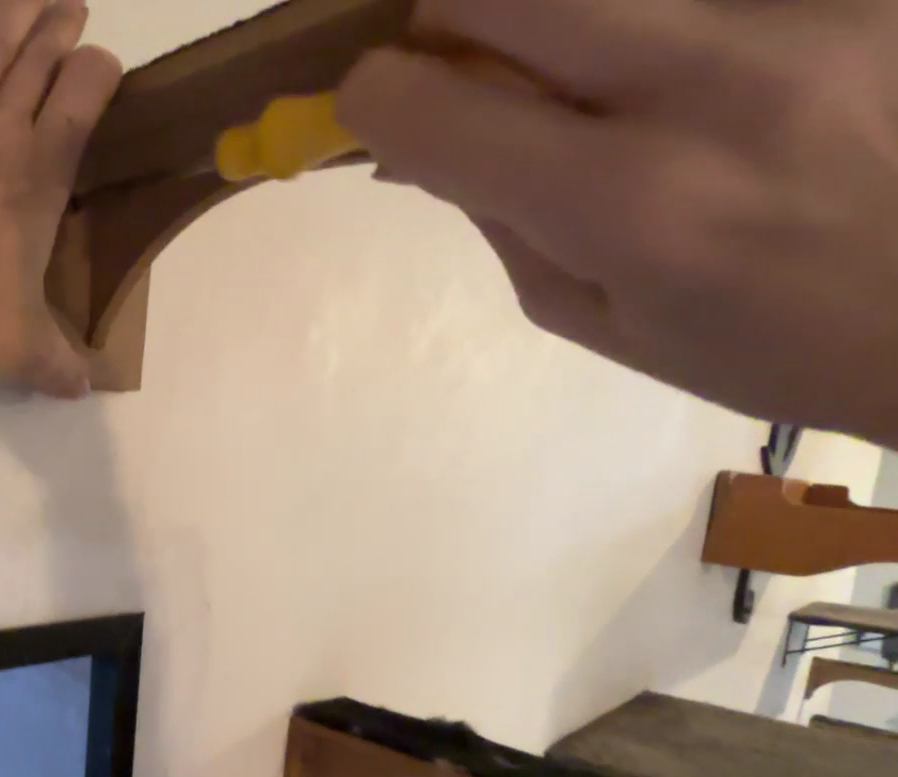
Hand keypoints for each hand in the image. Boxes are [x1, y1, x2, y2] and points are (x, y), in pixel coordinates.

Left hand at [0, 0, 121, 397]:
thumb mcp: (22, 349)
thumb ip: (57, 363)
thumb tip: (83, 390)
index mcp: (43, 175)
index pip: (87, 92)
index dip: (99, 73)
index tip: (98, 75)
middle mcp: (1, 130)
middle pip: (40, 57)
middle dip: (60, 30)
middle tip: (69, 11)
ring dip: (13, 12)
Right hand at [339, 0, 897, 443]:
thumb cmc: (777, 346)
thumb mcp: (600, 316)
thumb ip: (501, 220)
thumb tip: (422, 148)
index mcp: (625, 203)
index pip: (436, 107)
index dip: (372, 98)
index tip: (370, 113)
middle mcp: (712, 82)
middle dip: (444, 19)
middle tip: (455, 70)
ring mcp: (804, 13)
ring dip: (547, 31)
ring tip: (590, 100)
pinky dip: (642, 36)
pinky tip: (683, 94)